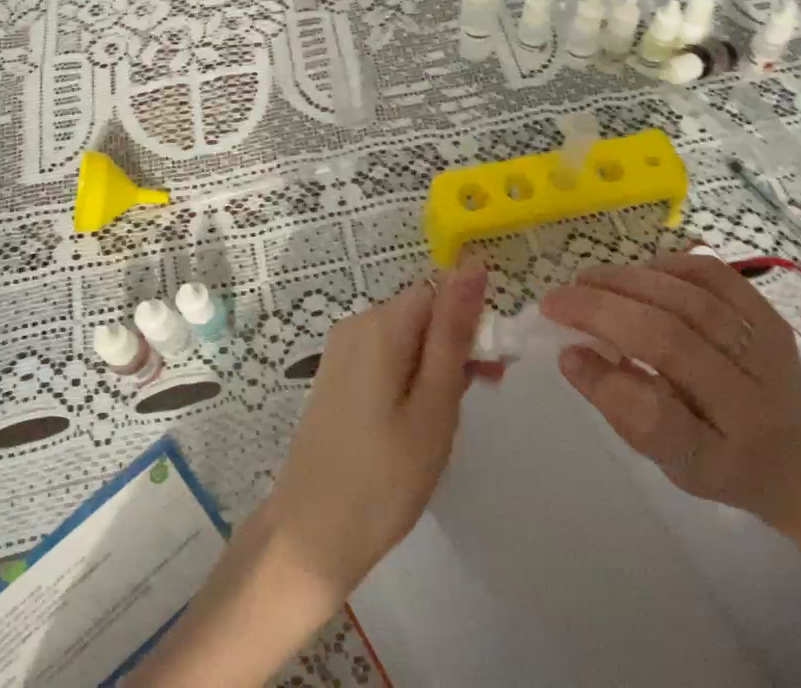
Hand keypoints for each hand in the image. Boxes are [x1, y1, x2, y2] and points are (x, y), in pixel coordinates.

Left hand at [263, 263, 488, 592]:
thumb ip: (454, 331)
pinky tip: (417, 425)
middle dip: (455, 348)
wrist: (311, 536)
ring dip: (436, 369)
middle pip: (422, 315)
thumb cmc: (385, 475)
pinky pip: (386, 362)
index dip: (470, 323)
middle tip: (475, 400)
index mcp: (380, 325)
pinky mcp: (335, 381)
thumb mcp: (434, 403)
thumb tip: (473, 264)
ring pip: (407, 341)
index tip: (488, 369)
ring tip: (445, 424)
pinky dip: (410, 383)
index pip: (440, 291)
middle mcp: (355, 327)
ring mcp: (340, 355)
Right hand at [541, 252, 800, 530]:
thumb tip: (571, 354)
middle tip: (556, 300)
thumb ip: (625, 411)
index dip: (606, 383)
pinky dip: (668, 266)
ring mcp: (769, 351)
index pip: (661, 419)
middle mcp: (753, 401)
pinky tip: (635, 273)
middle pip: (674, 342)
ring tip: (585, 281)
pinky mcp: (772, 316)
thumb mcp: (670, 461)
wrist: (799, 455)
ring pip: (692, 301)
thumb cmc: (720, 461)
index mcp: (722, 455)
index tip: (564, 354)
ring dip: (629, 283)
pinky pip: (716, 277)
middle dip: (605, 312)